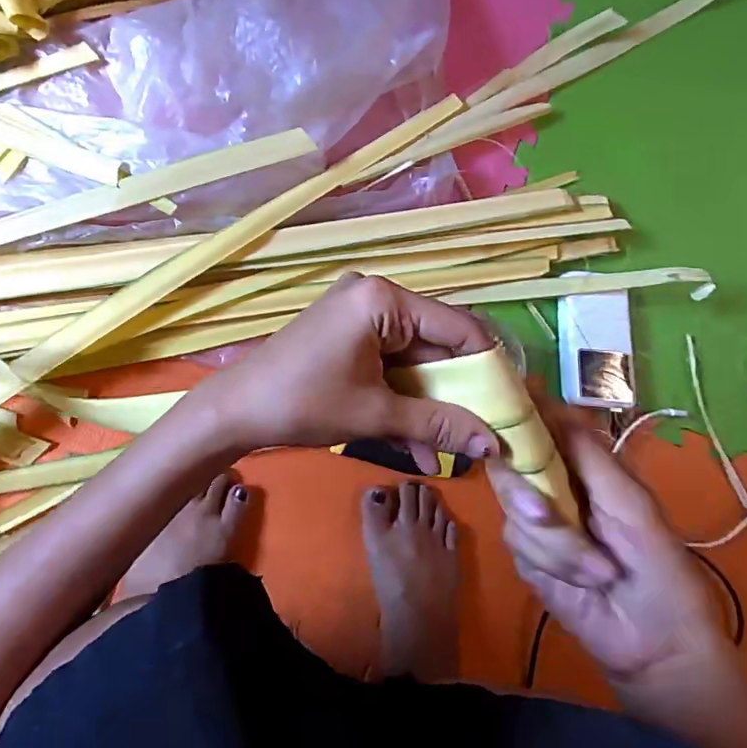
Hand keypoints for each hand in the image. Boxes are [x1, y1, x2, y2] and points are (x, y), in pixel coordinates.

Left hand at [186, 274, 499, 468]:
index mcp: (382, 299)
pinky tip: (416, 444)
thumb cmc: (304, 403)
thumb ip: (438, 423)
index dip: (487, 369)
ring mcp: (357, 313)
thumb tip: (494, 444)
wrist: (236, 410)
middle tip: (481, 435)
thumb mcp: (376, 414)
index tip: (509, 407)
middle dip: (454, 395)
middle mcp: (374, 295)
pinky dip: (401, 399)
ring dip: (427, 405)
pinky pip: (388, 363)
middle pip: (435, 344)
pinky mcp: (346, 334)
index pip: (457, 328)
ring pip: (412, 361)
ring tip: (448, 452)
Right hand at [487, 399, 723, 680]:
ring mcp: (533, 517)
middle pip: (508, 463)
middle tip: (546, 517)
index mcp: (580, 462)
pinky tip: (581, 581)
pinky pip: (516, 541)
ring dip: (557, 544)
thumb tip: (547, 400)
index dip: (515, 411)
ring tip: (599, 571)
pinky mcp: (524, 552)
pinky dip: (552, 563)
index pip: (538, 423)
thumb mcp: (633, 504)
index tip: (498, 407)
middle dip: (527, 494)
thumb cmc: (662, 568)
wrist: (658, 645)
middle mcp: (550, 482)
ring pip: (511, 507)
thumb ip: (589, 455)